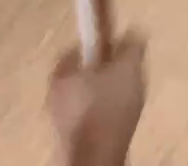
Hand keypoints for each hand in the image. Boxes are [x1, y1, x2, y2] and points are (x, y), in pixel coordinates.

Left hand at [48, 36, 146, 165]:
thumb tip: (133, 34)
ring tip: (125, 97)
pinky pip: (87, 117)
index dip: (99, 44)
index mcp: (62, 72)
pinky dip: (101, 115)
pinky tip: (118, 118)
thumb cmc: (109, 105)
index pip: (78, 48)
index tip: (117, 49)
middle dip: (103, 72)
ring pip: (85, 96)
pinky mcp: (68, 139)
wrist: (97, 157)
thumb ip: (131, 45)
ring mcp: (59, 119)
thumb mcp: (129, 66)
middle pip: (82, 72)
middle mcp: (54, 94)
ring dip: (104, 95)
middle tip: (125, 73)